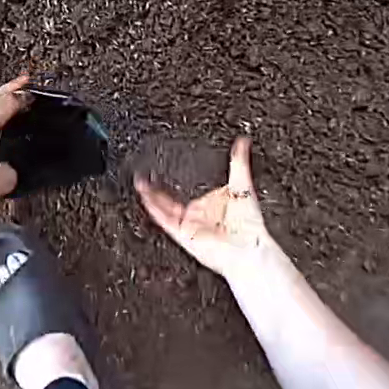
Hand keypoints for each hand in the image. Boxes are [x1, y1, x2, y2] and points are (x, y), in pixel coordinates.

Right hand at [136, 136, 276, 280]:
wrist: (248, 247)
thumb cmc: (249, 224)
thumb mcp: (242, 184)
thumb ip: (239, 162)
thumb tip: (243, 142)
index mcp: (209, 204)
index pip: (189, 189)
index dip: (176, 178)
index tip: (167, 164)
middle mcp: (197, 215)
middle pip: (170, 199)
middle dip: (157, 187)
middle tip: (146, 173)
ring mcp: (189, 224)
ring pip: (164, 208)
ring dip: (151, 195)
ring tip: (140, 181)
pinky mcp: (183, 233)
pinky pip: (164, 219)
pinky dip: (154, 208)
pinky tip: (145, 196)